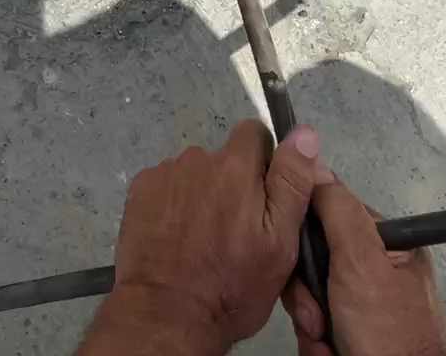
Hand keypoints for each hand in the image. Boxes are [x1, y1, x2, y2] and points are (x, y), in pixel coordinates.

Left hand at [79, 120, 326, 353]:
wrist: (167, 313)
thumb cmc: (232, 285)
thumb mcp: (279, 242)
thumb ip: (291, 181)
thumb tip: (304, 132)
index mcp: (235, 166)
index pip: (254, 134)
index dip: (264, 161)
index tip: (263, 195)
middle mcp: (198, 158)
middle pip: (224, 158)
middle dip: (233, 183)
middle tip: (235, 229)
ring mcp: (165, 172)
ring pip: (195, 173)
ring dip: (203, 193)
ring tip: (203, 237)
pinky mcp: (141, 188)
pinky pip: (167, 185)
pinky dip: (174, 202)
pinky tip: (176, 235)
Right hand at [283, 182, 445, 355]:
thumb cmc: (390, 333)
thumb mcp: (363, 262)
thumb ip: (337, 210)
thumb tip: (313, 163)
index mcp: (387, 245)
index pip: (328, 211)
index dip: (305, 230)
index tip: (299, 255)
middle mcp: (374, 271)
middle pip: (314, 257)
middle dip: (306, 289)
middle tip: (317, 314)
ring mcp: (362, 306)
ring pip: (309, 294)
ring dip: (309, 320)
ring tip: (324, 339)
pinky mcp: (349, 335)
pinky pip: (315, 325)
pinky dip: (316, 342)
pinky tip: (328, 352)